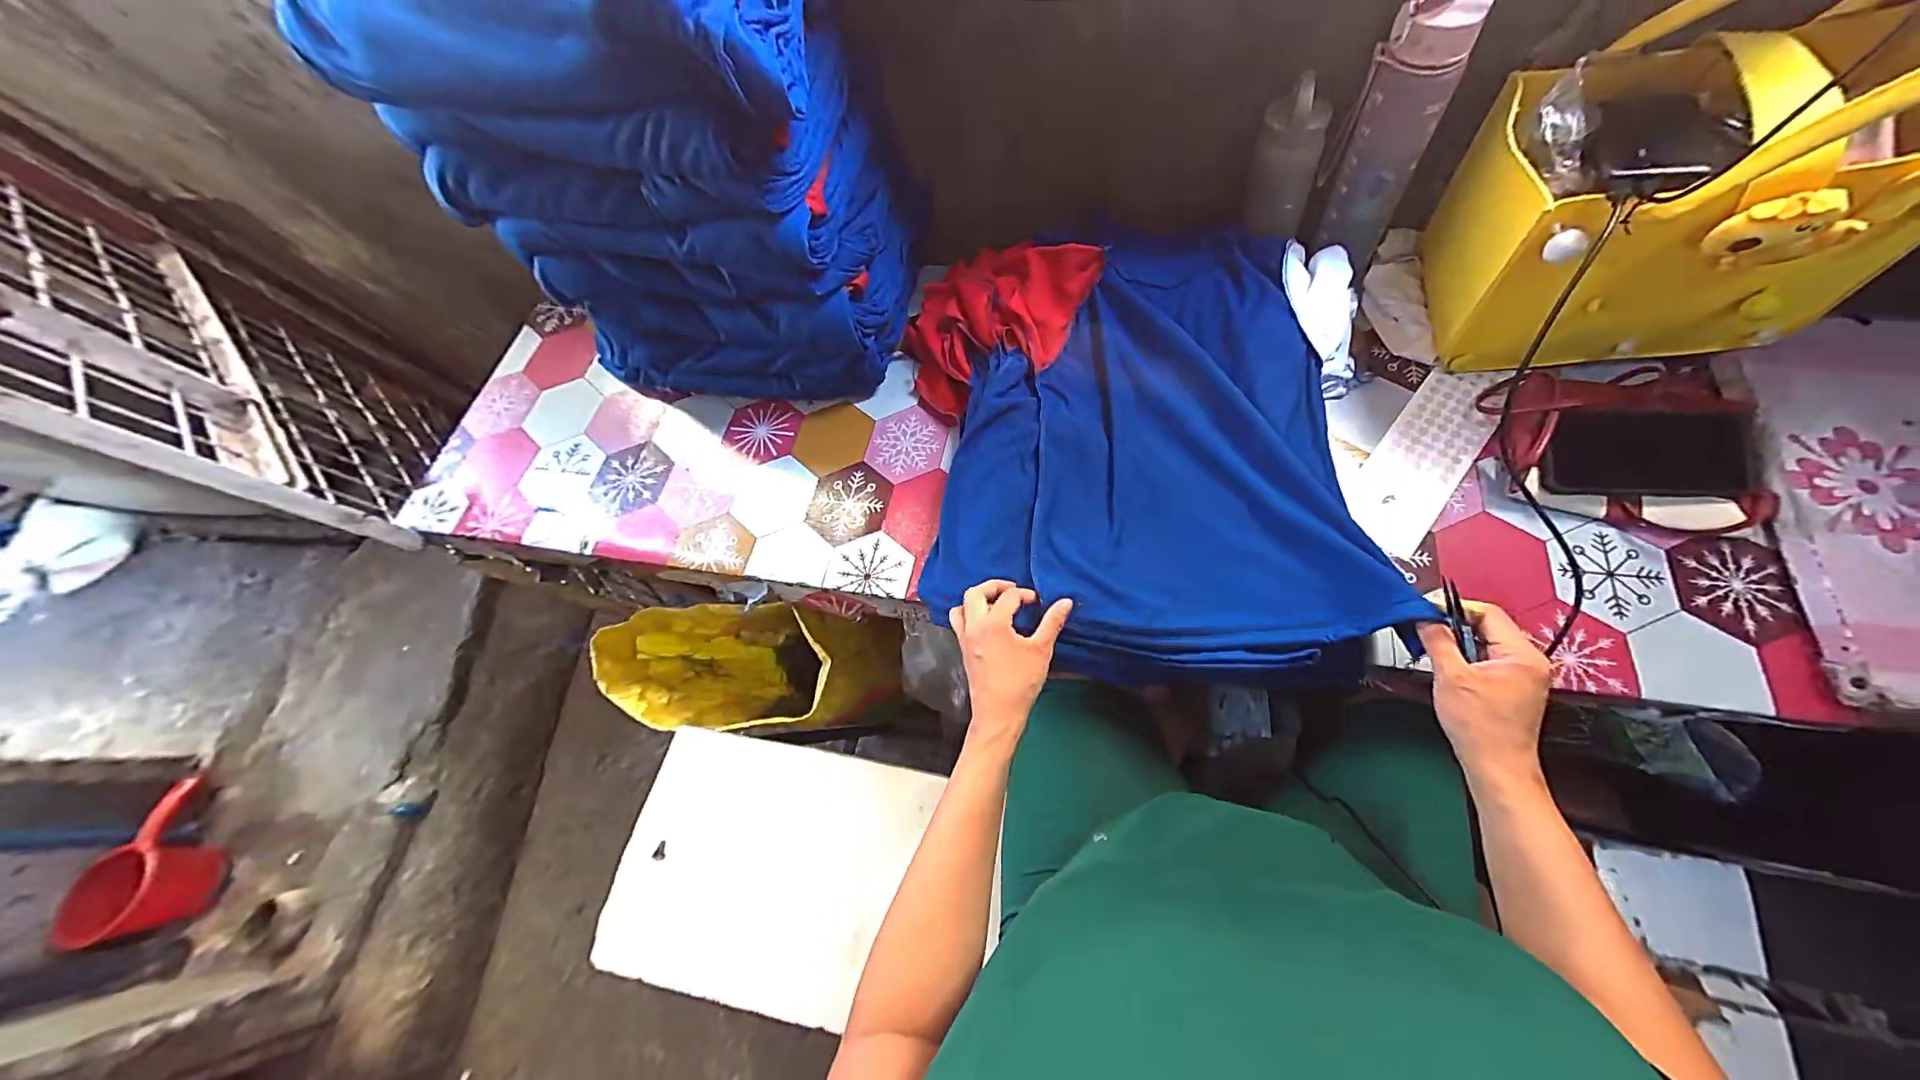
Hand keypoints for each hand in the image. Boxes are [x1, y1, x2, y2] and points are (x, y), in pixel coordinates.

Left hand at [949, 579, 1072, 746]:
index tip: (1037, 602)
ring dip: (978, 600)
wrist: (998, 713)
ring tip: (997, 604)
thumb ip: (1052, 622)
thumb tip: (1065, 602)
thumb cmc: (1021, 682)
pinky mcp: (963, 649)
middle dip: (994, 586)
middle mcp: (973, 626)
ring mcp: (965, 638)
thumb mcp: (1041, 649)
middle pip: (975, 593)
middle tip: (1013, 590)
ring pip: (962, 607)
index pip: (1009, 597)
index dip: (1026, 595)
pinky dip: (970, 615)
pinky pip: (959, 622)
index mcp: (992, 623)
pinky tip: (988, 624)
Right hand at [1416, 600, 1552, 791]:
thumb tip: (1427, 619)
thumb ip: (1439, 641)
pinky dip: (1466, 656)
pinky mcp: (1513, 684)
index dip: (1454, 607)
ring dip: (1458, 642)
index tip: (1428, 608)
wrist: (1496, 764)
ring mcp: (1523, 674)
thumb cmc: (1482, 729)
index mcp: (1522, 655)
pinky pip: (1487, 657)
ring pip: (1485, 642)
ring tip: (1435, 650)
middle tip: (1426, 627)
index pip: (1488, 613)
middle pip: (1487, 625)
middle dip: (1454, 624)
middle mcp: (1529, 661)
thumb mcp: (1450, 676)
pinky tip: (1448, 666)